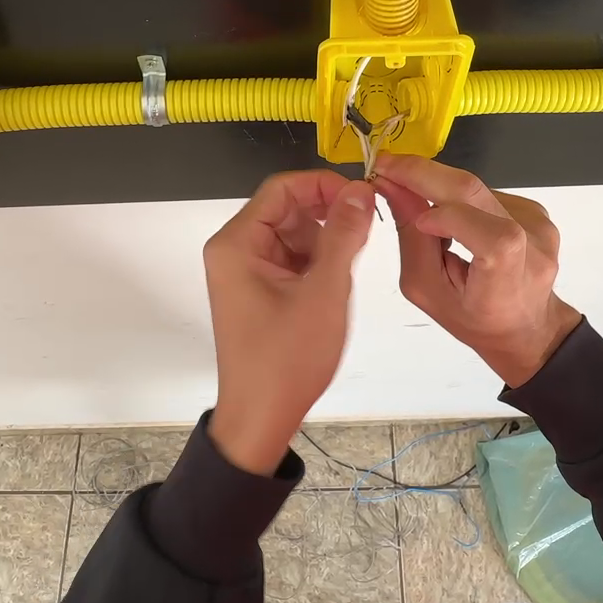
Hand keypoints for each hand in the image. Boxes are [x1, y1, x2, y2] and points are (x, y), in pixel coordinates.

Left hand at [203, 171, 375, 473]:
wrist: (261, 418)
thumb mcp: (324, 291)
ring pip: (293, 233)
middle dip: (327, 213)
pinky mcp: (259, 289)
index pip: (281, 188)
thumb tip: (361, 190)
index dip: (324, 184)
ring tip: (353, 262)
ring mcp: (246, 271)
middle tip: (368, 226)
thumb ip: (344, 235)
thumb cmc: (286, 359)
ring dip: (326, 239)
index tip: (363, 195)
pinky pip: (292, 257)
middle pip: (287, 208)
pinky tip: (337, 279)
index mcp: (237, 243)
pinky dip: (318, 260)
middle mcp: (235, 250)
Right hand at [374, 154, 580, 386]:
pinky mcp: (535, 209)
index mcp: (508, 282)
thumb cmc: (472, 318)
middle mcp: (533, 247)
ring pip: (475, 189)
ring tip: (420, 208)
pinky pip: (485, 192)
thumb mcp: (428, 291)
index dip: (450, 219)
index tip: (412, 214)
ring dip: (438, 188)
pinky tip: (457, 222)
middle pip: (475, 193)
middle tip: (385, 166)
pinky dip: (460, 199)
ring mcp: (538, 223)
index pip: (491, 239)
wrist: (525, 324)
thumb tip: (391, 186)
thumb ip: (411, 240)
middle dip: (422, 174)